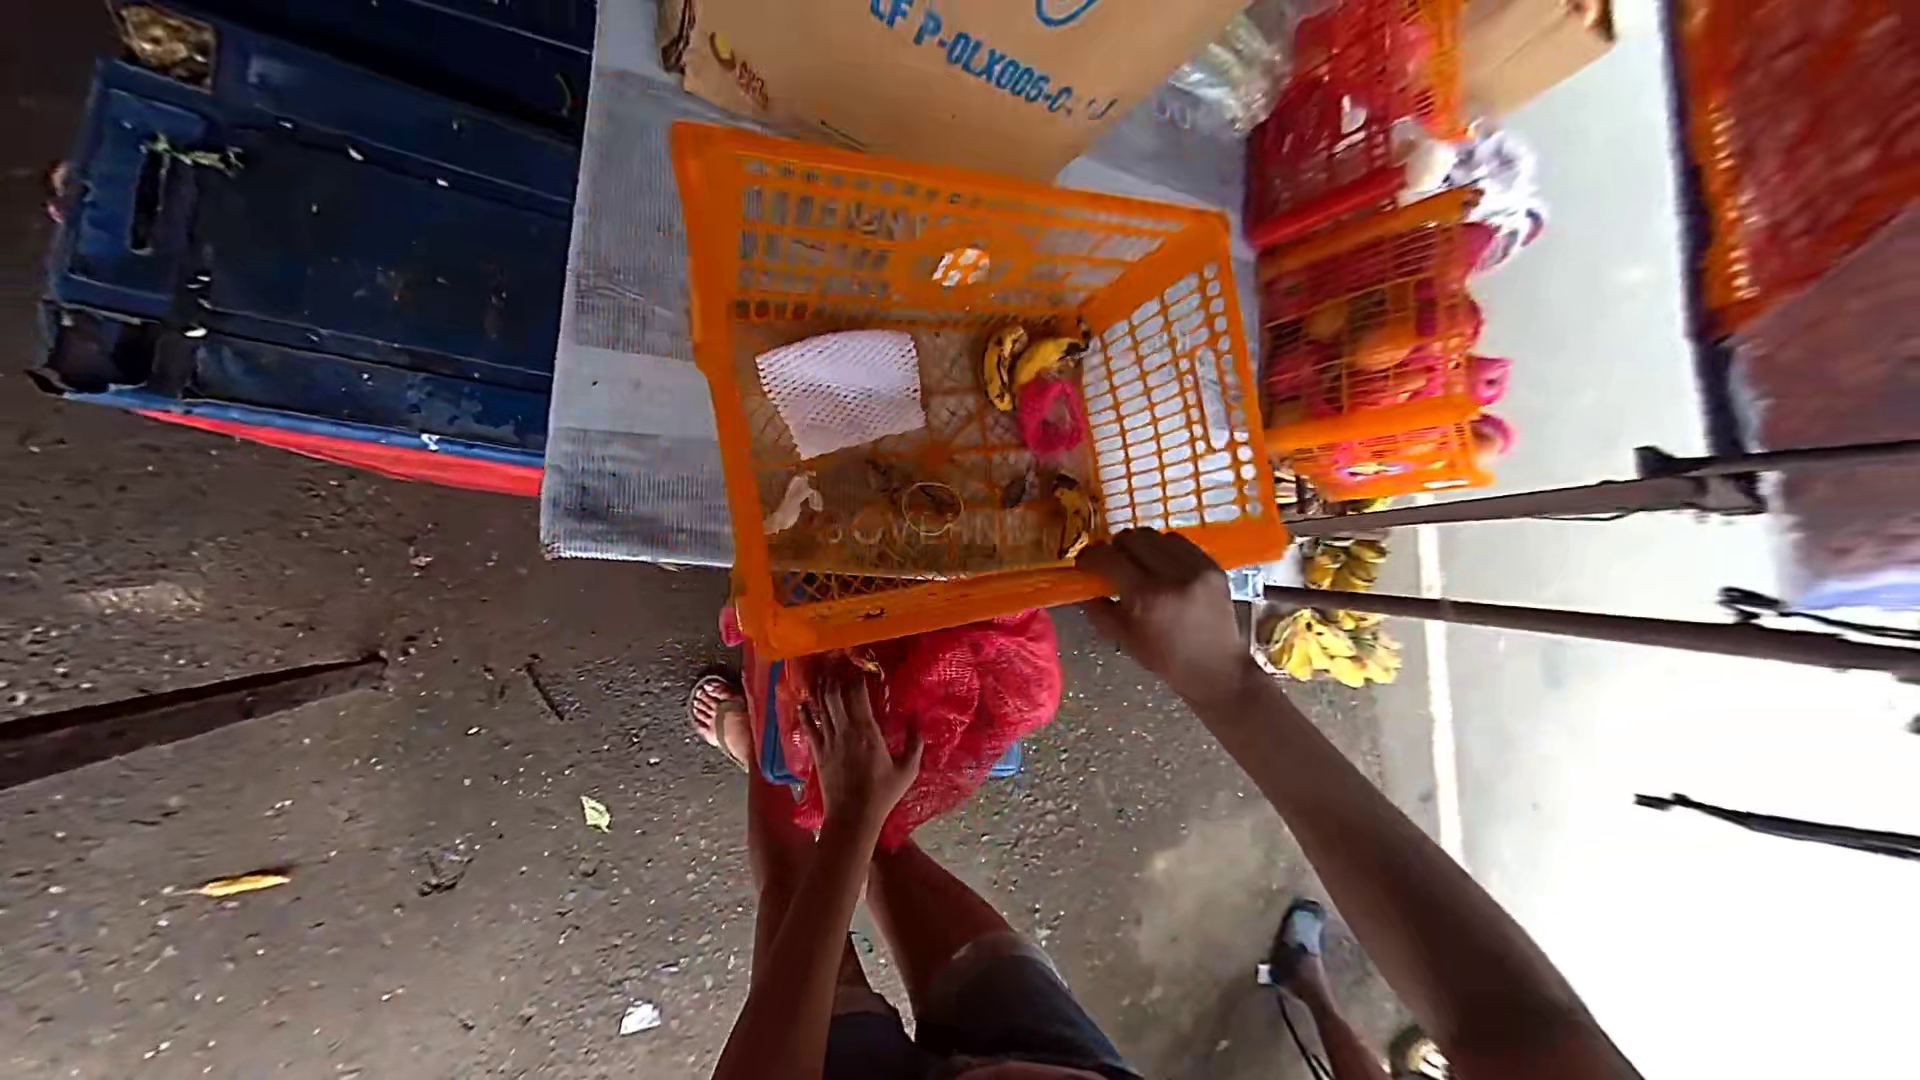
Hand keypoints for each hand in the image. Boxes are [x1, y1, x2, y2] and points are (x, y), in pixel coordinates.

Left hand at [800, 667, 923, 835]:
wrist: (853, 818)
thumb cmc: (882, 794)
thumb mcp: (907, 770)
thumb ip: (915, 744)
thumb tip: (919, 721)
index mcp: (867, 731)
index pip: (858, 695)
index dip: (858, 678)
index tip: (862, 670)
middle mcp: (845, 731)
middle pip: (835, 695)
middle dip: (836, 678)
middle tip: (839, 667)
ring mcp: (829, 741)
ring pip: (822, 707)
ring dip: (822, 690)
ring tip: (824, 678)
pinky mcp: (818, 753)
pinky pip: (809, 727)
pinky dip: (806, 713)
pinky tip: (804, 703)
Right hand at [1077, 528, 1253, 704]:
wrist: (1215, 668)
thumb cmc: (1165, 658)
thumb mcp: (1123, 638)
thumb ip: (1098, 610)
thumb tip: (1085, 587)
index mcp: (1146, 596)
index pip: (1108, 557)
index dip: (1090, 556)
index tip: (1085, 562)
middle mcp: (1172, 575)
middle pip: (1131, 538)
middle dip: (1114, 548)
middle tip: (1112, 562)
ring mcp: (1196, 568)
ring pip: (1155, 535)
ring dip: (1140, 545)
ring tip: (1138, 561)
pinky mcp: (1212, 566)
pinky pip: (1180, 542)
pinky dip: (1165, 548)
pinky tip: (1163, 564)